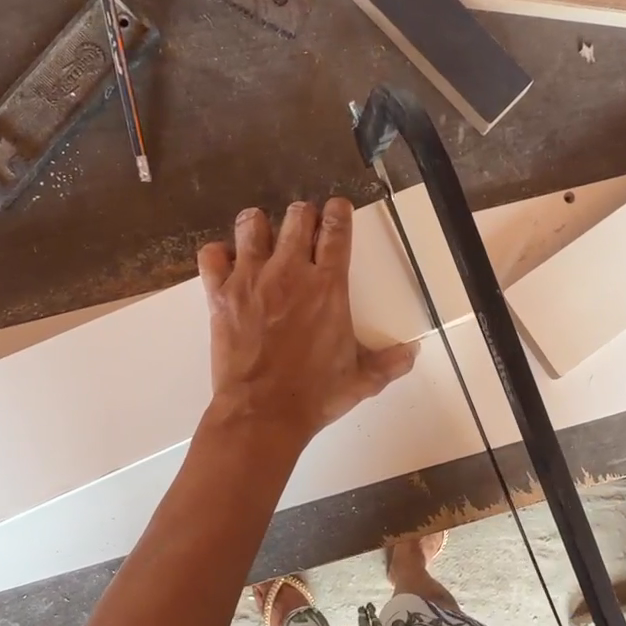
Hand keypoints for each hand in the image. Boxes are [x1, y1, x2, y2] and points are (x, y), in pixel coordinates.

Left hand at [197, 199, 416, 450]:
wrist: (263, 413)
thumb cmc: (315, 396)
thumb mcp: (361, 382)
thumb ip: (389, 363)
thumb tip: (414, 352)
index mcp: (328, 286)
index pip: (336, 229)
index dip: (338, 213)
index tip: (338, 212)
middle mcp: (290, 271)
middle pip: (297, 216)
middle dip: (303, 217)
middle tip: (303, 231)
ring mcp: (251, 279)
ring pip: (252, 224)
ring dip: (259, 227)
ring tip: (264, 241)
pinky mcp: (220, 294)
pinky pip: (212, 255)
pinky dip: (219, 255)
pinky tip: (228, 266)